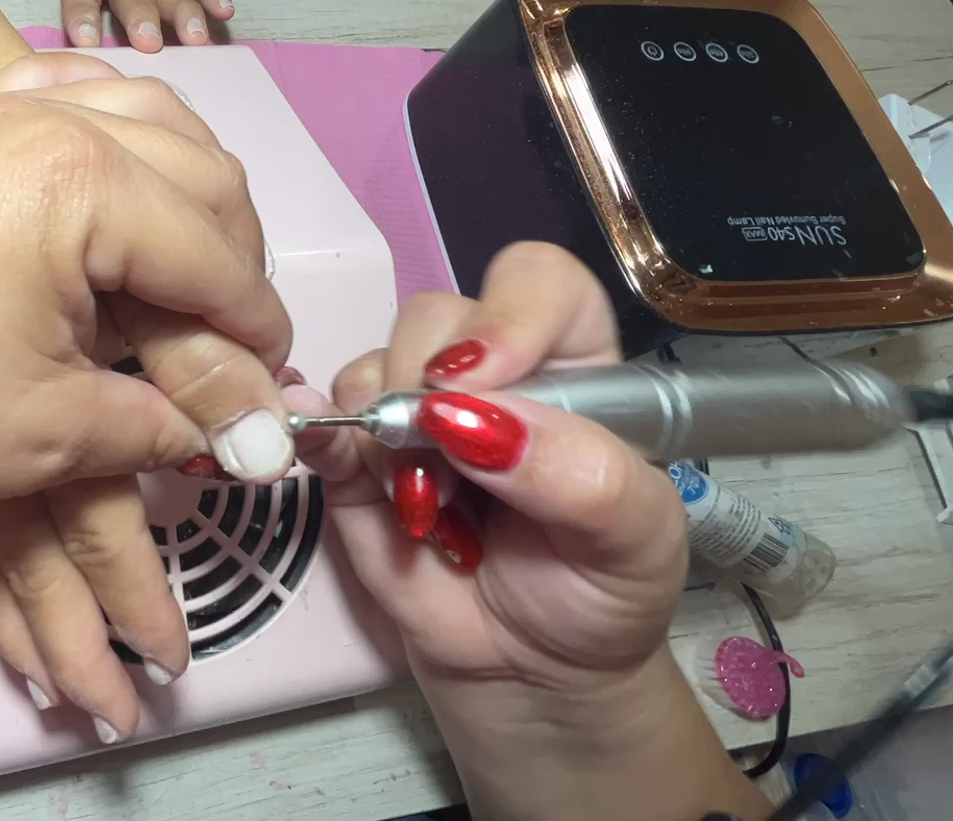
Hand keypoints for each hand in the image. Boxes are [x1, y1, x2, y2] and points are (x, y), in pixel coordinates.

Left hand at [0, 55, 294, 742]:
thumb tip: (262, 432)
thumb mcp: (55, 432)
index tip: (274, 383)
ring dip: (194, 190)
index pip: (214, 254)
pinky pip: (83, 94)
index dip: (257, 326)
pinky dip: (127, 133)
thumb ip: (175, 418)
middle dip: (236, 260)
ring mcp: (6, 105)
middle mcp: (53, 117)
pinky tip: (125, 179)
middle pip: (206, 174)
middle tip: (230, 336)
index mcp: (77, 184)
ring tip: (190, 265)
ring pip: (158, 117)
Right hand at [293, 245, 764, 820]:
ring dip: (385, 429)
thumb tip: (458, 415)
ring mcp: (408, 408)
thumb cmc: (594, 594)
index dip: (507, 311)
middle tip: (447, 465)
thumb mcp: (634, 543)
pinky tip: (347, 468)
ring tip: (423, 507)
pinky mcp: (353, 449)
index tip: (480, 377)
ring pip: (372, 360)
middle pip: (436, 313)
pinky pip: (318, 412)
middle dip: (429, 381)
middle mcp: (480, 375)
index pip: (538, 285)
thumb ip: (577, 474)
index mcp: (568, 368)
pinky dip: (323, 432)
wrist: (521, 667)